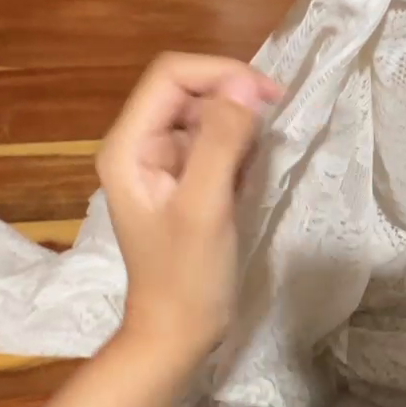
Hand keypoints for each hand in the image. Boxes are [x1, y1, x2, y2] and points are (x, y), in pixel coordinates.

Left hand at [97, 53, 280, 362]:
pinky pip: (214, 145)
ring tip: (262, 155)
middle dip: (232, 96)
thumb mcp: (205, 206)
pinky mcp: (186, 183)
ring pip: (205, 116)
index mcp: (130, 146)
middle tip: (275, 123)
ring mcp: (164, 166)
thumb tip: (246, 86)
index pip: (171, 76)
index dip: (220, 74)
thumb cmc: (187, 275)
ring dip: (239, 123)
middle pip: (188, 91)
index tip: (267, 96)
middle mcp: (142, 146)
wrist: (179, 332)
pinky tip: (252, 174)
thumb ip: (221, 142)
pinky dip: (238, 148)